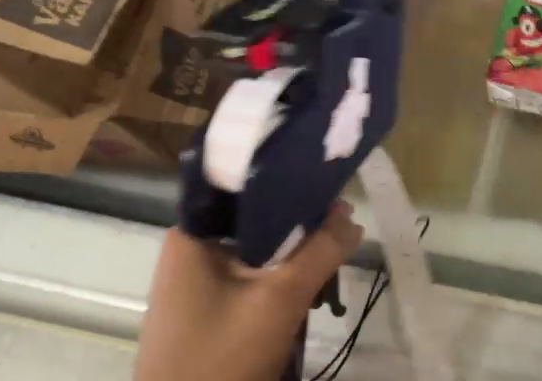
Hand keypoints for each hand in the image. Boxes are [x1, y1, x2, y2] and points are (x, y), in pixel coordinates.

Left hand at [135, 202, 362, 380]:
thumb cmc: (221, 362)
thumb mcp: (281, 300)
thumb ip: (322, 250)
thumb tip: (353, 218)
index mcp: (193, 232)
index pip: (250, 183)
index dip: (294, 180)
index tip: (334, 183)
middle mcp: (189, 247)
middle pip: (256, 216)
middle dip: (300, 221)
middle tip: (343, 225)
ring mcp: (193, 282)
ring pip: (256, 248)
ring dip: (293, 253)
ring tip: (333, 252)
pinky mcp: (202, 310)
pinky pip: (248, 275)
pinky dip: (277, 277)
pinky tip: (307, 286)